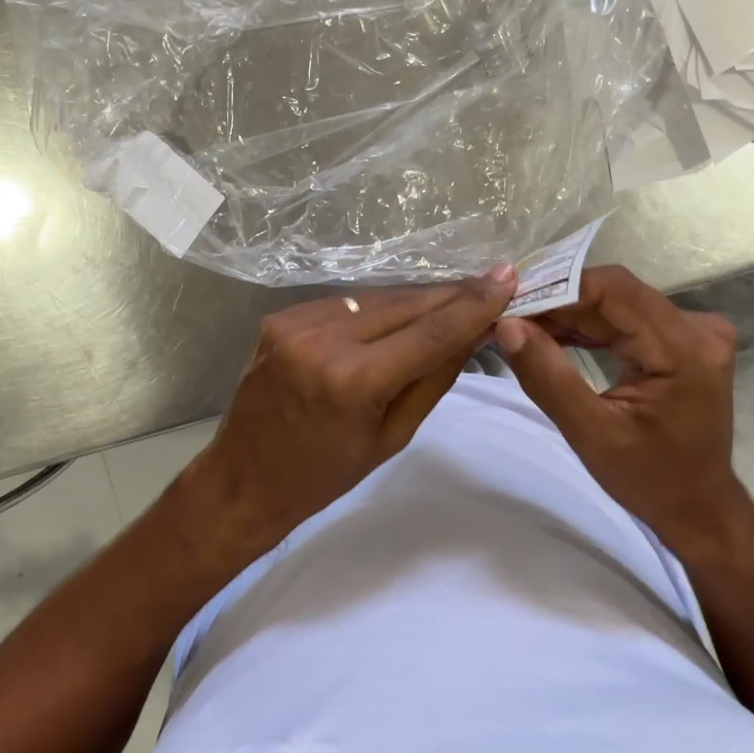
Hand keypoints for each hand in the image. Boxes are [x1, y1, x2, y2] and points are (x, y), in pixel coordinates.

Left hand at [192, 265, 517, 554]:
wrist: (245, 477)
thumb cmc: (325, 474)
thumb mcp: (392, 436)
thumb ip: (433, 378)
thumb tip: (472, 332)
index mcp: (353, 381)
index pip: (430, 332)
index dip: (474, 303)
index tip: (509, 275)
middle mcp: (322, 341)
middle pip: (404, 304)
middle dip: (448, 296)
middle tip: (489, 286)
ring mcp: (294, 324)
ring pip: (375, 297)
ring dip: (412, 302)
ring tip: (445, 306)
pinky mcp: (279, 318)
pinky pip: (343, 303)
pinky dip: (372, 309)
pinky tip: (391, 320)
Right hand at [493, 265, 744, 548]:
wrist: (697, 507)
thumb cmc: (648, 478)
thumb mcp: (590, 433)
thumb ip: (547, 377)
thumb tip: (505, 325)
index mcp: (683, 348)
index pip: (613, 290)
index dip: (557, 287)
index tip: (508, 301)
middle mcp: (697, 328)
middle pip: (614, 294)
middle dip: (557, 302)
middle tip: (504, 315)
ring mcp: (693, 333)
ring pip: (616, 305)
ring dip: (567, 314)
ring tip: (518, 325)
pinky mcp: (681, 342)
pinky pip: (626, 321)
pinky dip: (587, 328)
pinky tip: (548, 336)